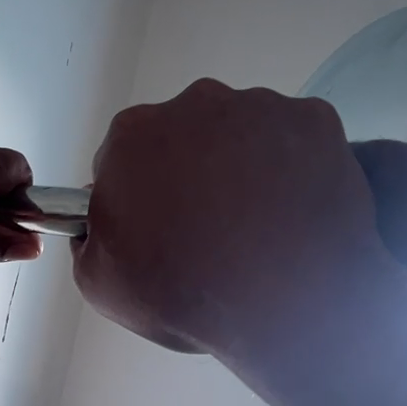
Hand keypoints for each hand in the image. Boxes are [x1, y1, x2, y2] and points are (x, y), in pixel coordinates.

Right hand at [73, 78, 389, 361]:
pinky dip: (288, 169)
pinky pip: (292, 141)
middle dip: (186, 173)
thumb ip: (89, 239)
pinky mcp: (317, 121)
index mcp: (131, 137)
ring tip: (251, 228)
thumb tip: (102, 227)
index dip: (133, 195)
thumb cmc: (180, 290)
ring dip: (238, 169)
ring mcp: (261, 107)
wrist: (284, 301)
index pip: (121, 158)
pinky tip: (288, 214)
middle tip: (202, 231)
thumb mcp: (98, 282)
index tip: (151, 228)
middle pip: (181, 136)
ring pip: (238, 134)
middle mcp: (194, 104)